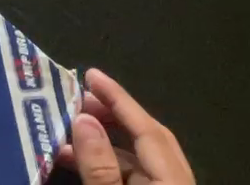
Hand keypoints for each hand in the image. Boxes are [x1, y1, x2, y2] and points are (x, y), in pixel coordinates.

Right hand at [58, 68, 194, 184]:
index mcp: (172, 181)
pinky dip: (111, 161)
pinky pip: (139, 176)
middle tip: (79, 100)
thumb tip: (83, 119)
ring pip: (142, 158)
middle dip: (114, 112)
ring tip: (71, 130)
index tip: (89, 74)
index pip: (147, 129)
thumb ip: (100, 166)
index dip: (118, 98)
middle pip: (151, 138)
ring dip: (107, 139)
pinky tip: (81, 160)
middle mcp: (178, 182)